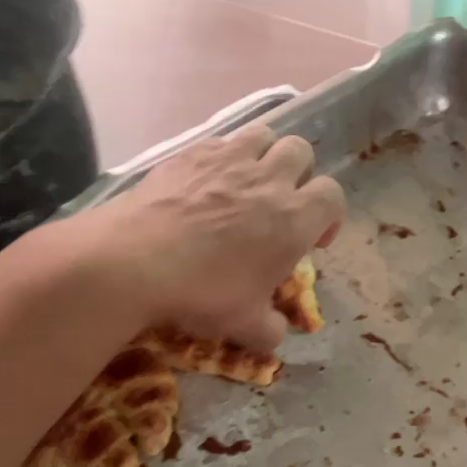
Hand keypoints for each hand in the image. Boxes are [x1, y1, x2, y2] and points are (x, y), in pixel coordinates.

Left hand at [43, 124, 344, 351]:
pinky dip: (223, 157)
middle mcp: (269, 180)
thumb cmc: (204, 292)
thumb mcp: (247, 326)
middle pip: (302, 152)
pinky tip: (207, 183)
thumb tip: (275, 331)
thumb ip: (272, 328)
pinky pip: (220, 141)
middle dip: (299, 174)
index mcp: (295, 220)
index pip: (333, 196)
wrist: (134, 261)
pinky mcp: (190, 152)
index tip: (312, 241)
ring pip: (264, 134)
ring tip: (248, 182)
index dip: (329, 216)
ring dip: (265, 154)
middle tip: (280, 204)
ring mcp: (228, 159)